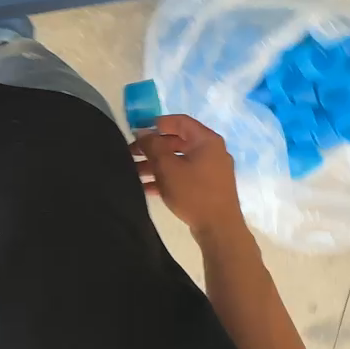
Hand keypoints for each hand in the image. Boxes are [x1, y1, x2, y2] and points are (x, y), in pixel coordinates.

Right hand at [132, 114, 247, 239]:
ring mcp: (211, 169)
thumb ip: (152, 146)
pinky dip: (166, 176)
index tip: (135, 131)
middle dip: (152, 147)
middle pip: (177, 141)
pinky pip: (184, 174)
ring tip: (134, 173)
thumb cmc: (193, 192)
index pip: (179, 121)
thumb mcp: (167, 167)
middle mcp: (211, 151)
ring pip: (178, 159)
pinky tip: (147, 187)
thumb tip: (142, 132)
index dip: (155, 123)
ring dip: (156, 164)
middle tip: (130, 154)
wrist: (219, 227)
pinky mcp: (208, 186)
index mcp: (206, 140)